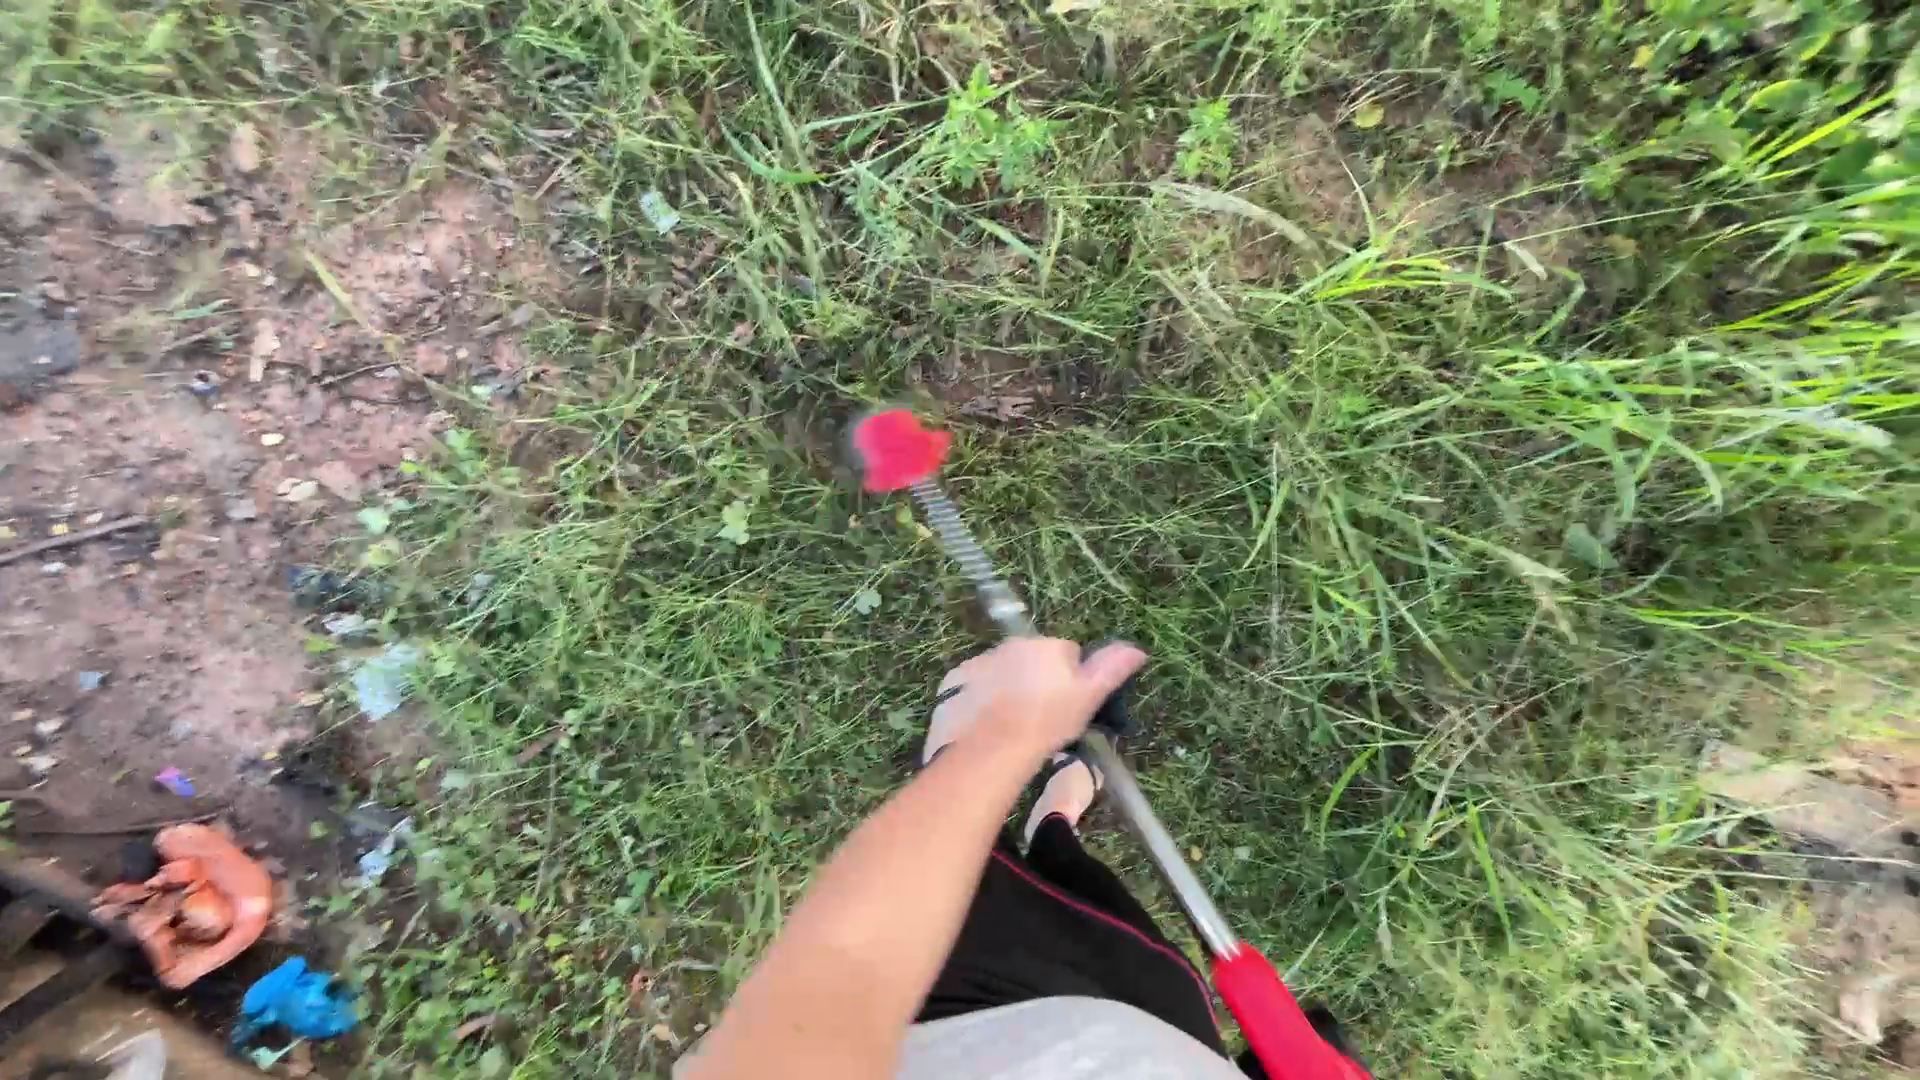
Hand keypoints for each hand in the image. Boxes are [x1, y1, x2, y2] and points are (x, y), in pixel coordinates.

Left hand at [942, 637, 1146, 758]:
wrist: (996, 742)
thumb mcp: (1089, 698)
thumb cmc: (1048, 720)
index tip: (1068, 706)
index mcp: (1049, 645)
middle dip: (1042, 680)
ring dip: (1014, 686)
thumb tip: (1137, 649)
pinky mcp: (960, 676)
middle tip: (1044, 716)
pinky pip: (981, 681)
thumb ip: (1112, 669)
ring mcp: (985, 658)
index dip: (1073, 681)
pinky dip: (987, 694)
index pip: (1068, 654)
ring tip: (1016, 721)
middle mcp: (1015, 643)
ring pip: (1008, 669)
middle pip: (1036, 659)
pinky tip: (991, 718)